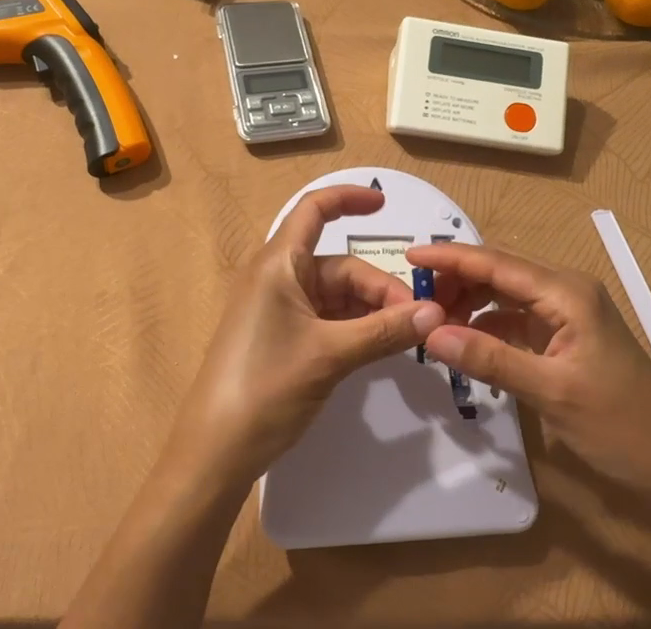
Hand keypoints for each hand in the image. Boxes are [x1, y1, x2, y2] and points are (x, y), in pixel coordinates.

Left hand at [169, 186, 445, 485]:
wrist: (215, 451)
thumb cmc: (265, 387)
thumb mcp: (330, 356)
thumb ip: (384, 331)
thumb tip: (436, 313)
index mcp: (278, 264)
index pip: (313, 211)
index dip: (348, 199)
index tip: (385, 204)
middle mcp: (277, 278)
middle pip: (339, 266)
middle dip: (380, 287)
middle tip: (419, 322)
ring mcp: (278, 310)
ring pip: (337, 296)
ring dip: (372, 310)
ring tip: (407, 337)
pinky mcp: (282, 338)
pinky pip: (328, 319)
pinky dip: (356, 328)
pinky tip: (382, 347)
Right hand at [412, 243, 650, 511]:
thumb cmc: (618, 424)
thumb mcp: (550, 392)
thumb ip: (490, 359)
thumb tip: (432, 334)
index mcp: (568, 292)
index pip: (498, 263)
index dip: (452, 258)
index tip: (409, 258)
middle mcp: (567, 292)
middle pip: (500, 272)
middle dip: (457, 280)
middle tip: (414, 300)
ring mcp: (568, 315)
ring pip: (506, 295)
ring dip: (471, 303)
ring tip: (434, 323)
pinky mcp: (565, 339)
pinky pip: (517, 319)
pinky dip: (488, 325)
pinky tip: (465, 342)